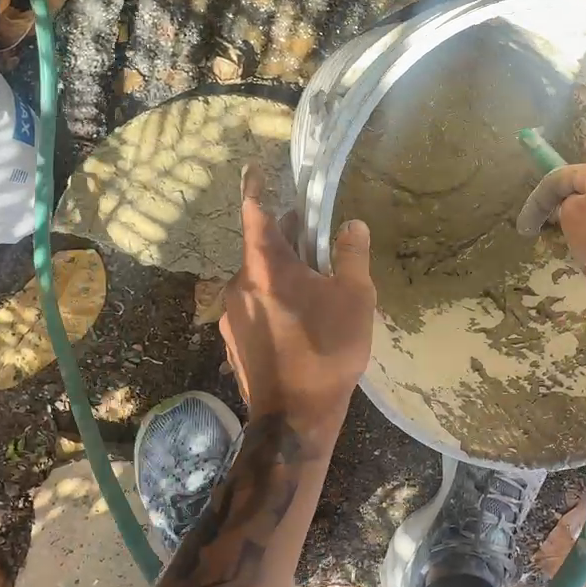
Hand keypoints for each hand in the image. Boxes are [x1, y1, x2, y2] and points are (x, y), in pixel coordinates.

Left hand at [219, 164, 376, 440]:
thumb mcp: (354, 298)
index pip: (254, 213)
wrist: (295, 418)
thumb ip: (352, 255)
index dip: (253, 187)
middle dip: (288, 239)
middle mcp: (239, 284)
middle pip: (262, 248)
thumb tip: (351, 224)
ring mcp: (230, 316)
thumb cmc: (328, 350)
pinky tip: (299, 322)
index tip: (253, 168)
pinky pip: (253, 306)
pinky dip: (273, 300)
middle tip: (318, 243)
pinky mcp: (232, 341)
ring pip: (258, 279)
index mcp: (265, 266)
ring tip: (316, 290)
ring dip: (282, 274)